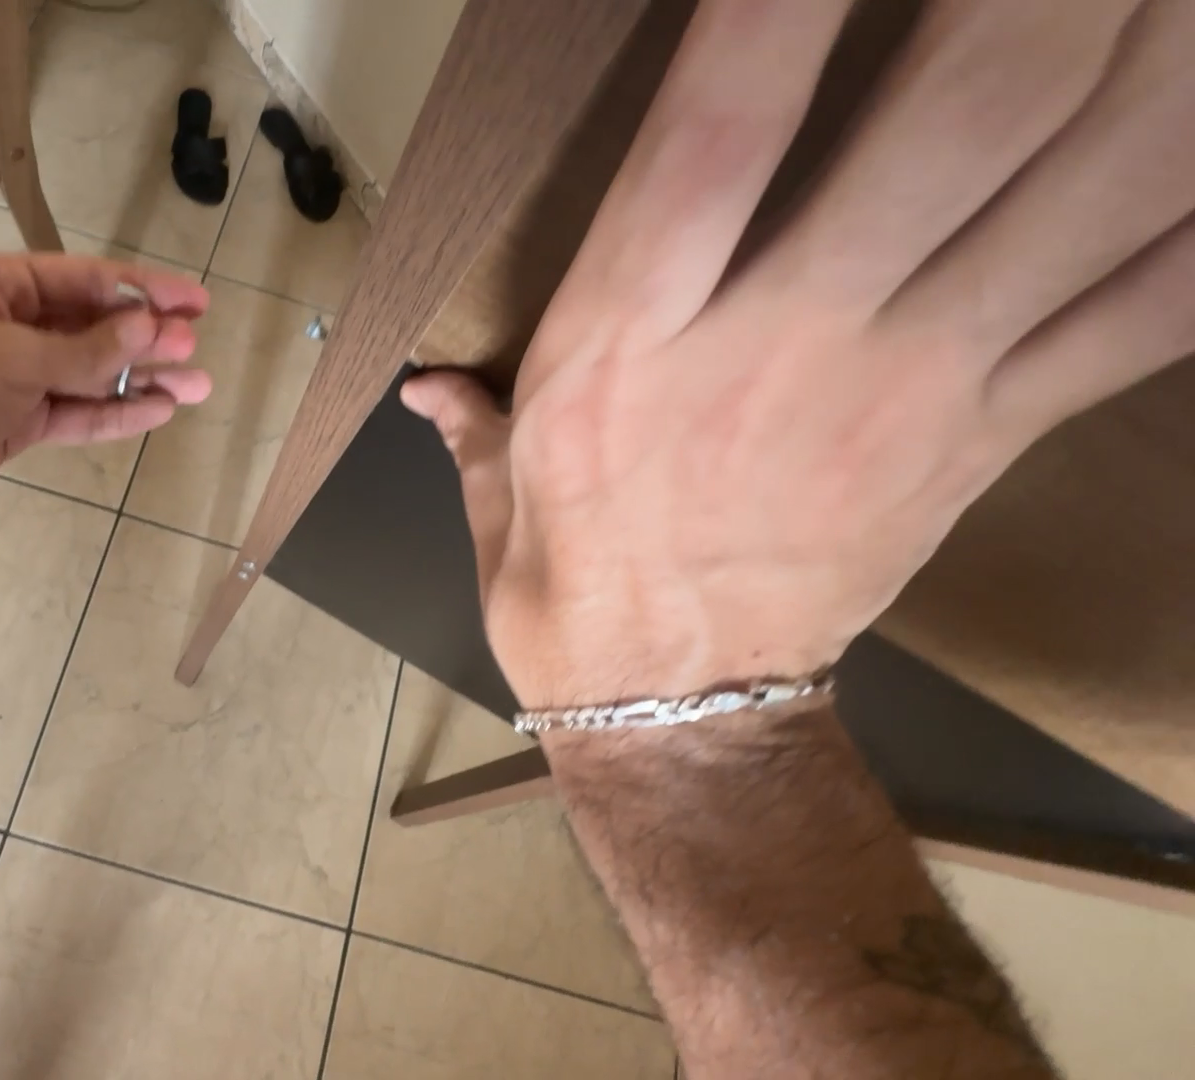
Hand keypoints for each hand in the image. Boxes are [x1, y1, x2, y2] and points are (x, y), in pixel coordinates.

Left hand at [0, 252, 211, 525]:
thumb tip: (152, 329)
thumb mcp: (11, 357)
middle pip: (91, 328)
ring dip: (139, 381)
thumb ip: (86, 350)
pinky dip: (110, 414)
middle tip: (198, 349)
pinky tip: (156, 413)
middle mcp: (8, 327)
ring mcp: (9, 380)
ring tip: (197, 386)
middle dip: (146, 339)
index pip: (86, 280)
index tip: (196, 301)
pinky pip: (70, 414)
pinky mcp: (9, 425)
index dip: (144, 290)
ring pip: (87, 376)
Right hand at [402, 0, 1194, 707]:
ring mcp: (910, 388)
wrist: (676, 707)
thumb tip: (424, 384)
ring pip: (1102, 172)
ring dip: (1163, 42)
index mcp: (625, 352)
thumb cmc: (564, 591)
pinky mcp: (988, 436)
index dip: (775, 4)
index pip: (712, 139)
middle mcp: (776, 347)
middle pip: (969, 109)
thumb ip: (472, 418)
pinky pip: (1155, 299)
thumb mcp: (492, 499)